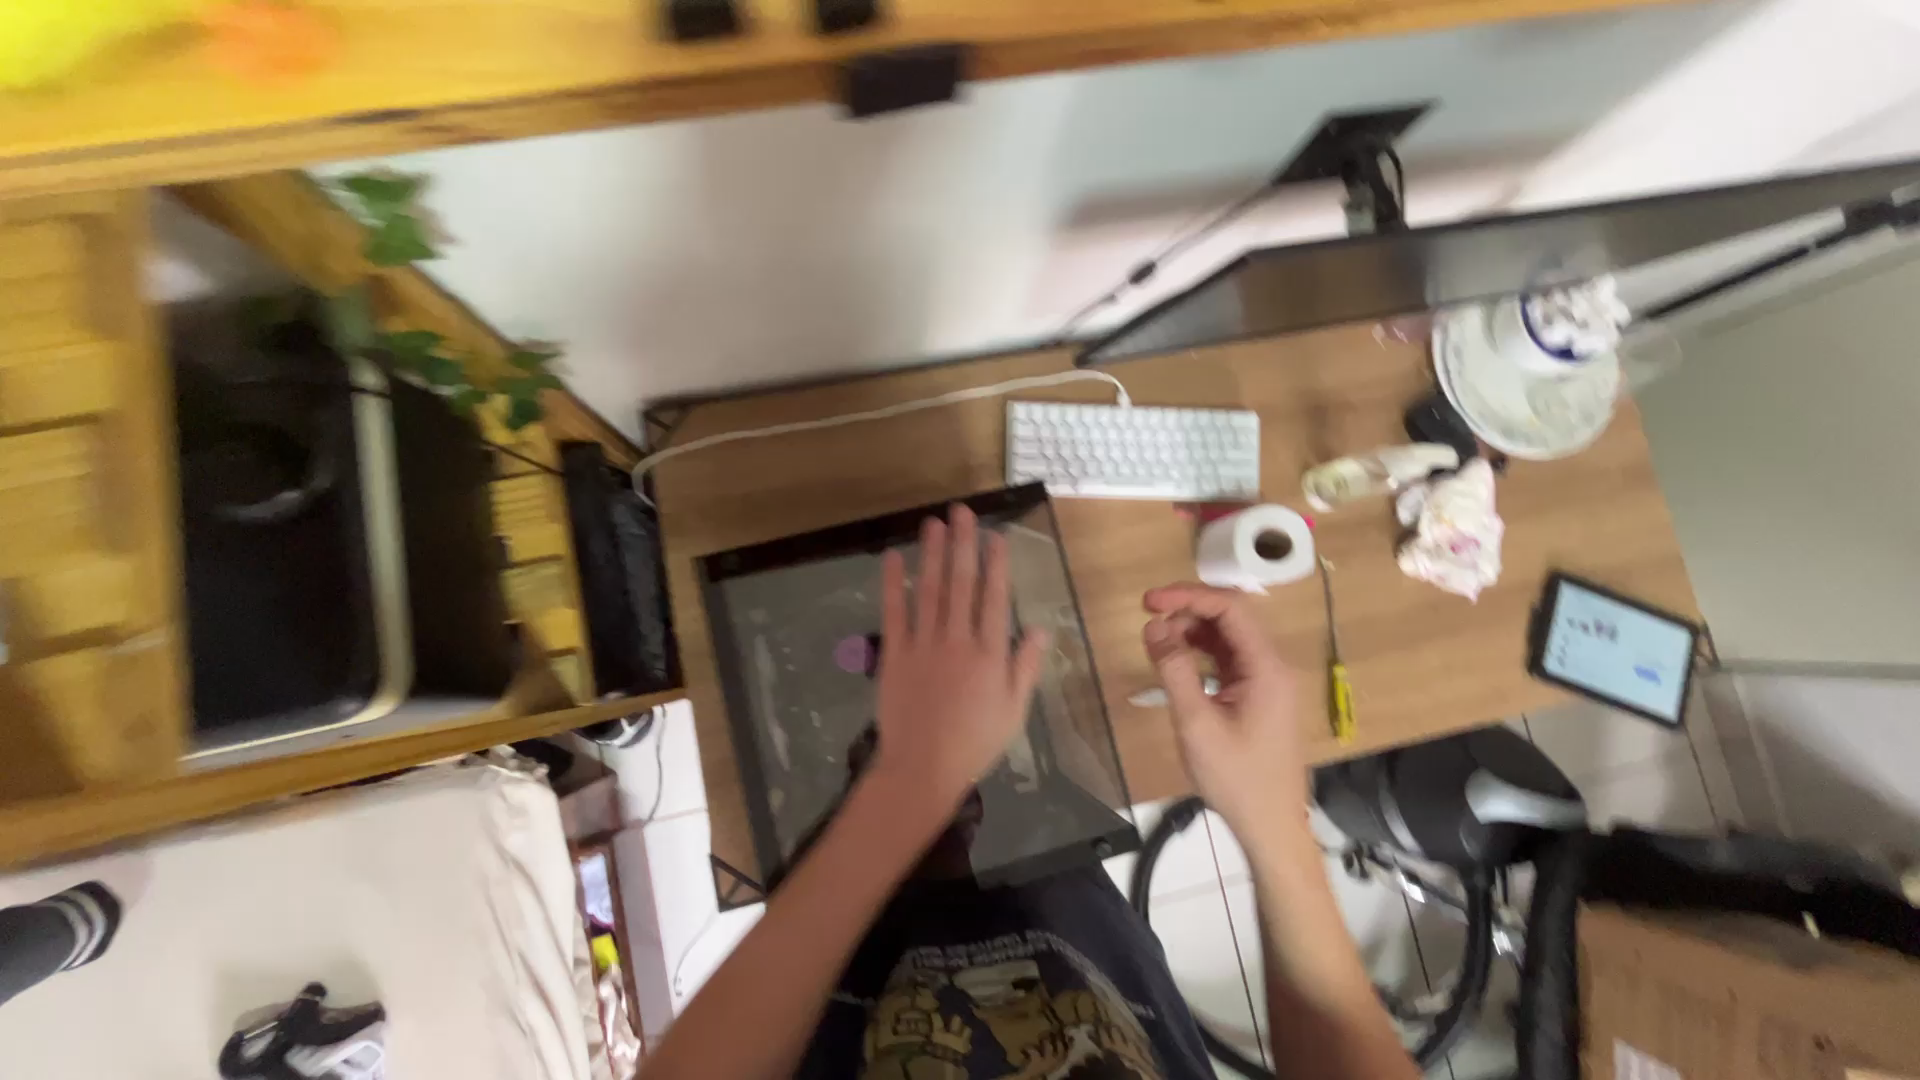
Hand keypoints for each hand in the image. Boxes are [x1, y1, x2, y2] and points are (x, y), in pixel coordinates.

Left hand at [871, 506, 1050, 820]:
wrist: (924, 767)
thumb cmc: (975, 742)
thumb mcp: (1014, 710)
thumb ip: (1026, 667)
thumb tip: (1041, 627)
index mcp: (990, 653)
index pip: (995, 598)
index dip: (995, 564)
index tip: (995, 536)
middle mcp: (958, 639)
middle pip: (961, 583)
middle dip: (962, 544)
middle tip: (962, 511)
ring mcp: (924, 644)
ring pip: (929, 590)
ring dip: (931, 554)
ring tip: (933, 523)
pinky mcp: (895, 654)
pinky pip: (894, 612)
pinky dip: (892, 584)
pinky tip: (892, 558)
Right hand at [1141, 583, 1307, 834]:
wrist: (1271, 826)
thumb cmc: (1236, 778)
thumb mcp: (1197, 723)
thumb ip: (1174, 669)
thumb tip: (1154, 625)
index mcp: (1266, 668)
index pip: (1230, 608)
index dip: (1188, 596)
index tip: (1148, 602)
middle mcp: (1271, 666)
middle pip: (1231, 618)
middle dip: (1187, 611)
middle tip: (1148, 622)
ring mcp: (1266, 681)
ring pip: (1228, 638)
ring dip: (1192, 631)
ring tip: (1156, 642)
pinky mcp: (1257, 696)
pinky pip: (1228, 660)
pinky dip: (1200, 653)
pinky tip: (1176, 662)